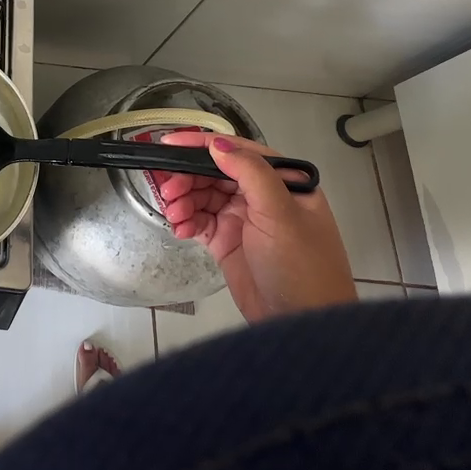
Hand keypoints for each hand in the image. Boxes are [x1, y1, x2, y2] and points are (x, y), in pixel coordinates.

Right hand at [153, 131, 354, 322]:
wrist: (302, 327)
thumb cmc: (301, 265)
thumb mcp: (280, 214)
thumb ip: (250, 173)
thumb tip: (216, 143)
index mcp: (282, 182)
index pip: (238, 151)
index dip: (203, 144)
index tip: (169, 142)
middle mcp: (261, 195)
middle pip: (213, 172)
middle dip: (187, 178)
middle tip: (168, 191)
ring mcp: (242, 218)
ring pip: (202, 195)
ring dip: (183, 201)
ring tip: (174, 215)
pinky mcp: (225, 241)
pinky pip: (198, 220)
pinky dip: (185, 221)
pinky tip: (179, 230)